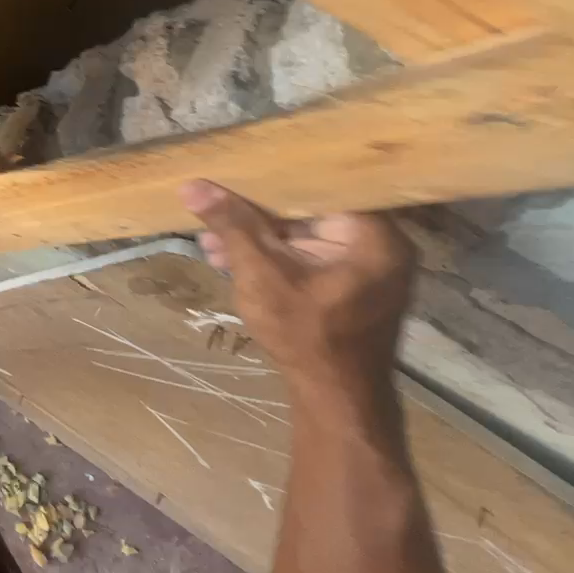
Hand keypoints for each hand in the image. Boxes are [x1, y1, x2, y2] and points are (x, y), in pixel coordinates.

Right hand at [180, 180, 417, 416]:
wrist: (334, 394)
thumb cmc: (304, 331)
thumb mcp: (260, 273)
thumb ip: (232, 226)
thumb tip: (193, 186)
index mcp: (373, 235)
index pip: (319, 188)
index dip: (270, 182)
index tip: (229, 178)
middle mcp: (381, 245)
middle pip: (309, 212)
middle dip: (253, 217)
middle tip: (210, 219)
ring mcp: (368, 268)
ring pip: (304, 236)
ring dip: (257, 240)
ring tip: (212, 246)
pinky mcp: (352, 286)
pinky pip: (309, 256)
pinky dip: (275, 258)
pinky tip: (234, 262)